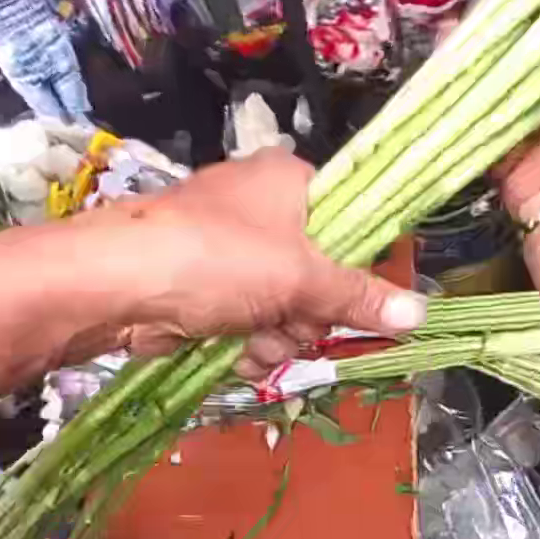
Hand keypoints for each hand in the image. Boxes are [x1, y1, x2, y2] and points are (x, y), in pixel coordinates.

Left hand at [76, 148, 428, 378]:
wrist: (118, 285)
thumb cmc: (216, 259)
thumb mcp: (297, 275)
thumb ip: (357, 296)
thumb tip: (421, 313)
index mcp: (292, 184)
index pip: (352, 222)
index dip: (356, 268)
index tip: (352, 301)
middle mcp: (263, 214)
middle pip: (319, 277)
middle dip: (306, 316)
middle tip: (291, 324)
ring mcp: (233, 255)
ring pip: (286, 310)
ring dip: (276, 339)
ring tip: (253, 342)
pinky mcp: (209, 292)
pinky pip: (252, 325)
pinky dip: (247, 346)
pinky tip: (234, 354)